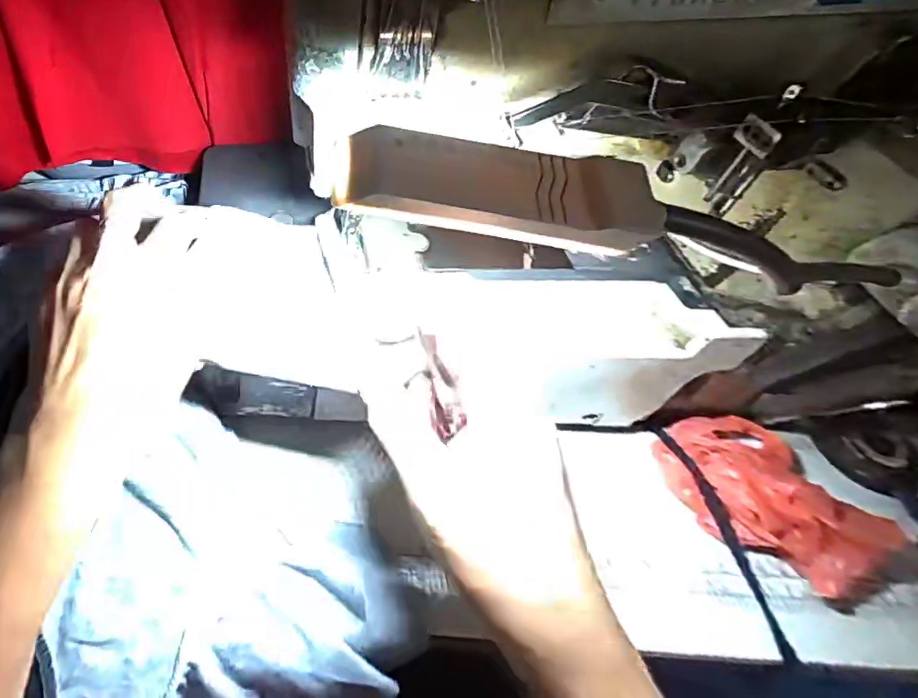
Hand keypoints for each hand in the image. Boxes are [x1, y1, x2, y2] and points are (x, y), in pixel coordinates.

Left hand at [28, 185, 205, 523]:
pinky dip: (85, 253)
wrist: (68, 431)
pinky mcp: (43, 294)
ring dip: (110, 226)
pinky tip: (95, 275)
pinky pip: (66, 255)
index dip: (190, 224)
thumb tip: (190, 272)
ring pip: (88, 226)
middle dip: (143, 200)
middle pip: (121, 205)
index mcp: (143, 279)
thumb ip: (187, 302)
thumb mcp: (178, 349)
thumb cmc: (135, 397)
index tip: (195, 229)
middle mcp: (101, 266)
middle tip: (154, 213)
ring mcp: (66, 277)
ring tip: (123, 244)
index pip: (173, 228)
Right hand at [362, 327, 655, 697]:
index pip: (458, 334)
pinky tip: (414, 421)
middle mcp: (513, 406)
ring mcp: (514, 432)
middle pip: (458, 359)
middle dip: (413, 350)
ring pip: (460, 391)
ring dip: (422, 385)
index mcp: (502, 400)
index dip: (419, 312)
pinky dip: (436, 414)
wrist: (551, 617)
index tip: (382, 299)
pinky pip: (467, 419)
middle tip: (371, 343)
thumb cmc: (493, 546)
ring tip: (385, 380)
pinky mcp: (510, 457)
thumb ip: (394, 419)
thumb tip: (365, 370)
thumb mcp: (430, 480)